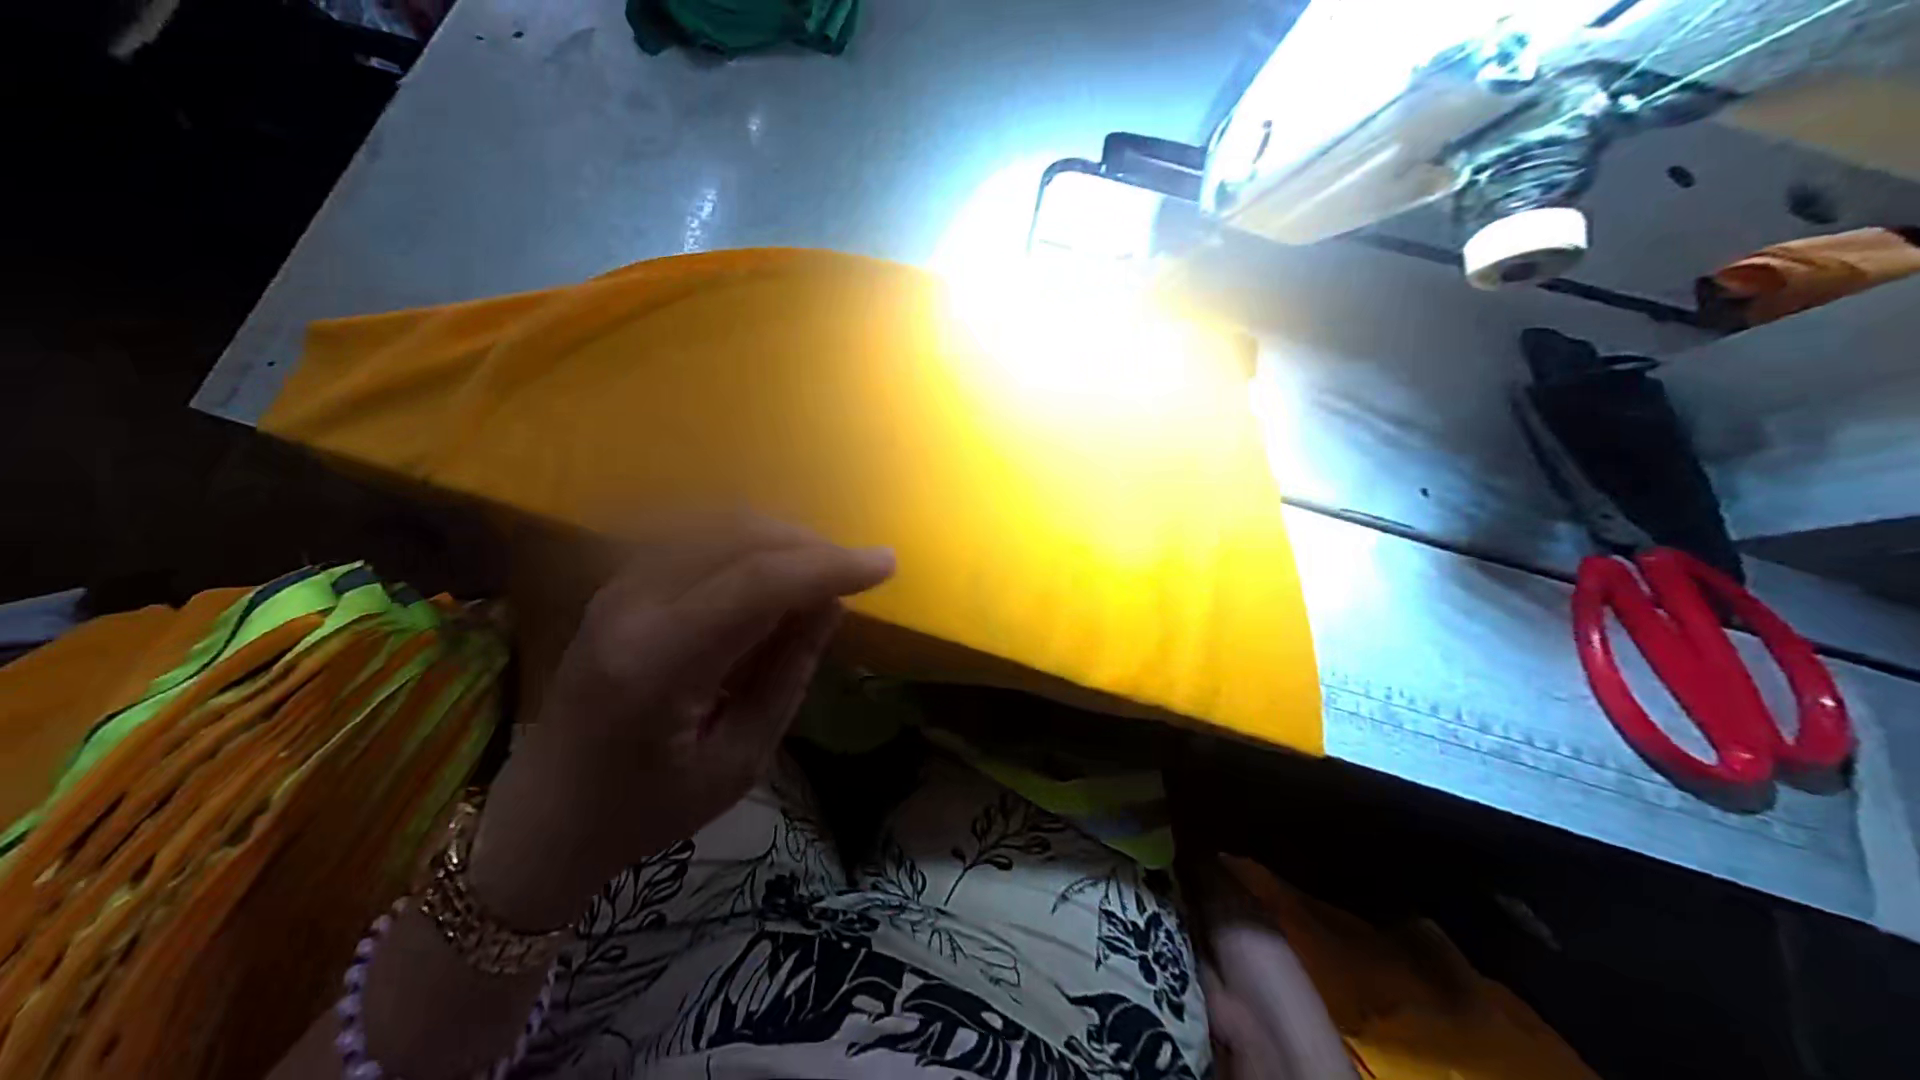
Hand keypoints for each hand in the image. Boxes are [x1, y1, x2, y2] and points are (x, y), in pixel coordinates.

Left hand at [470, 515, 894, 928]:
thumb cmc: (647, 809)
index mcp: (657, 661)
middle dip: (811, 548)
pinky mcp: (619, 584)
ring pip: (720, 527)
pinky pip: (699, 539)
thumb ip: (788, 673)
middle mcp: (631, 604)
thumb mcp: (740, 759)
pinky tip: (775, 575)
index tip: (885, 565)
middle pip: (740, 539)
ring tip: (822, 575)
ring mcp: (618, 586)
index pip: (757, 584)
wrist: (547, 813)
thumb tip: (831, 603)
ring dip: (783, 541)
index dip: (828, 566)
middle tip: (857, 573)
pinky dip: (750, 546)